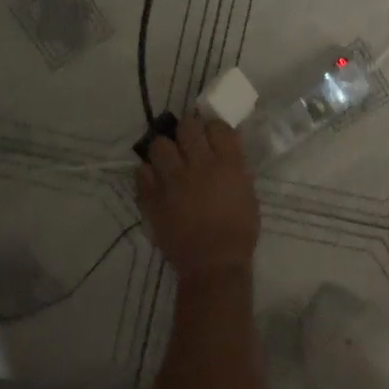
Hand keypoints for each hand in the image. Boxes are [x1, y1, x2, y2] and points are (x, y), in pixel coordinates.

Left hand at [135, 112, 260, 283]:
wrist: (213, 263)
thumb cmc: (239, 230)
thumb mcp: (247, 193)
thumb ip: (234, 168)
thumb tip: (224, 151)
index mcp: (227, 163)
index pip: (216, 125)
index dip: (213, 127)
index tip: (212, 134)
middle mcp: (198, 165)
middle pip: (186, 126)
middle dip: (188, 129)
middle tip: (189, 141)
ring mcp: (171, 180)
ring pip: (159, 144)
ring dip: (165, 149)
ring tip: (169, 159)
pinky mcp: (151, 197)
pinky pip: (141, 171)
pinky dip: (148, 172)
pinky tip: (156, 180)